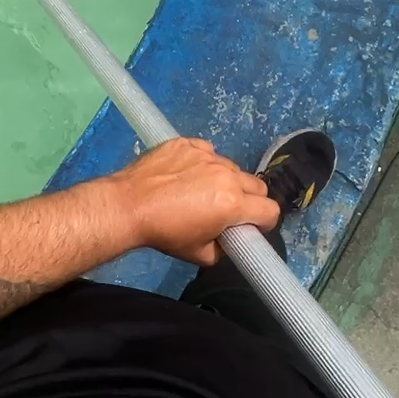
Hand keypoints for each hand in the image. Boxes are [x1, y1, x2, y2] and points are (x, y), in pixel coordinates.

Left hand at [102, 138, 278, 265]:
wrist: (128, 205)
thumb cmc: (164, 232)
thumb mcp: (201, 254)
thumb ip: (226, 247)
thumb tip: (230, 237)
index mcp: (232, 203)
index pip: (270, 210)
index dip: (263, 222)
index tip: (250, 226)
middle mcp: (224, 174)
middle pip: (257, 185)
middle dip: (250, 200)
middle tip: (228, 210)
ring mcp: (205, 154)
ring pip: (232, 167)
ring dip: (226, 180)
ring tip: (202, 190)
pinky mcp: (186, 143)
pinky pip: (207, 151)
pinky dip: (204, 162)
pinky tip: (187, 173)